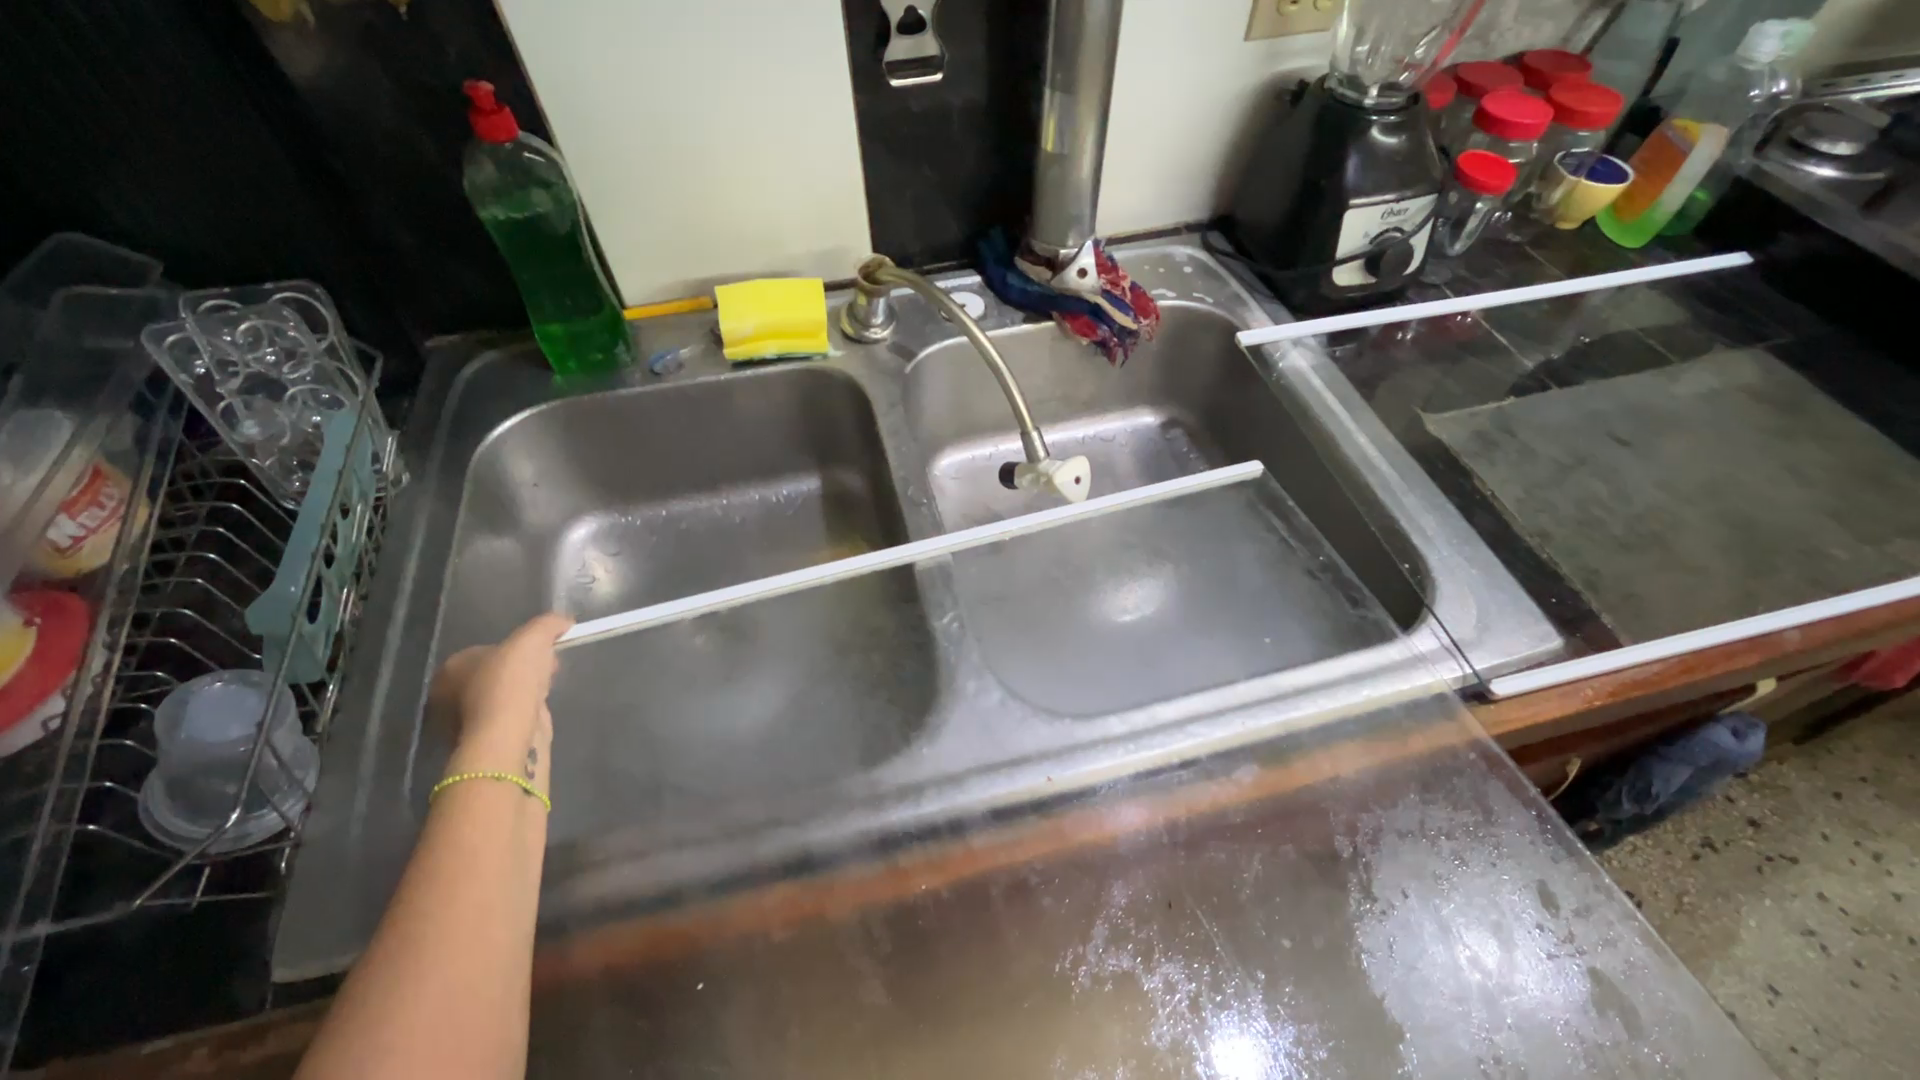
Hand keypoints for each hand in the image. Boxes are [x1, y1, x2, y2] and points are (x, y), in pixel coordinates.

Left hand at [430, 613, 571, 792]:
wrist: (508, 736)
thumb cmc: (512, 682)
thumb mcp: (533, 639)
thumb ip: (548, 624)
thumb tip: (564, 621)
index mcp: (451, 668)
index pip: (487, 651)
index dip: (519, 650)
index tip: (544, 653)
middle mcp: (448, 696)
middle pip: (493, 676)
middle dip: (521, 673)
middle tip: (547, 672)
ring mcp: (462, 724)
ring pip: (501, 701)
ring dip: (523, 696)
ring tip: (546, 695)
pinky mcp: (481, 746)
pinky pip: (507, 722)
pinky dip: (523, 718)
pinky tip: (537, 716)